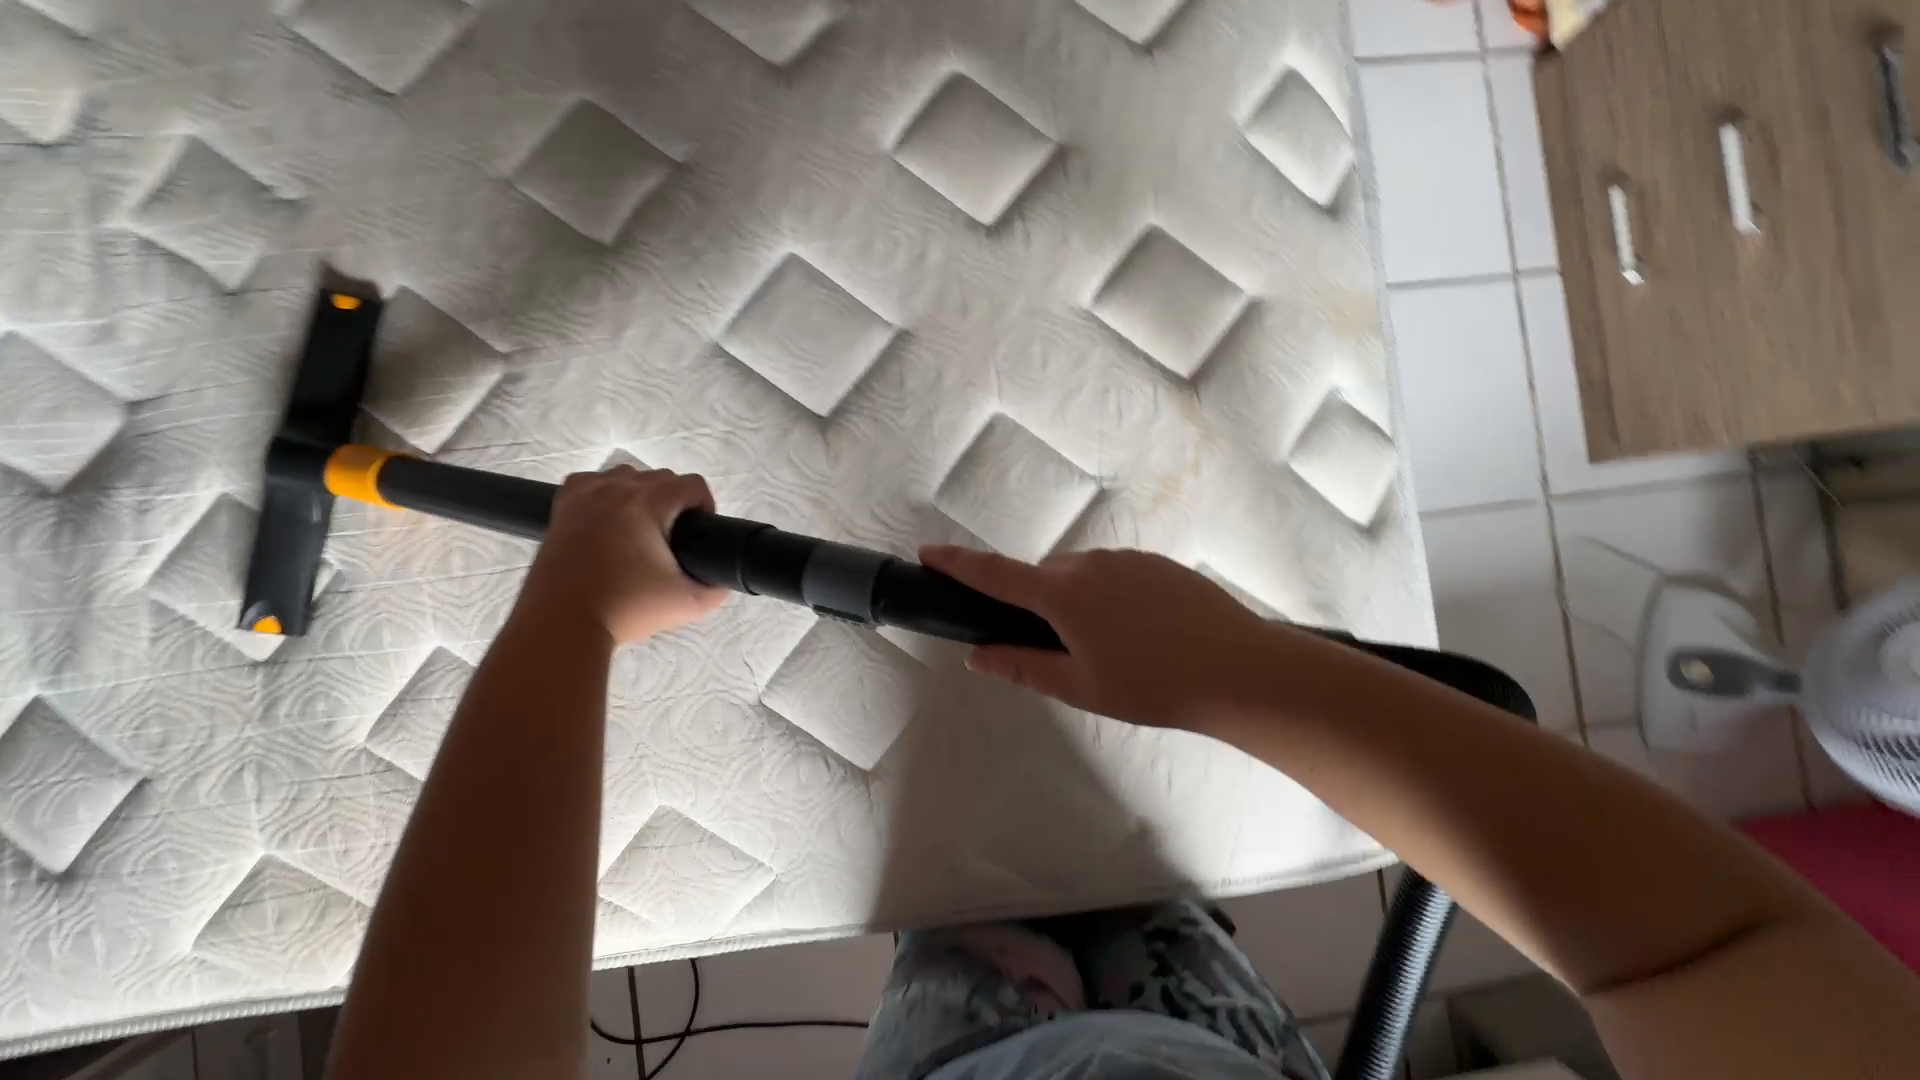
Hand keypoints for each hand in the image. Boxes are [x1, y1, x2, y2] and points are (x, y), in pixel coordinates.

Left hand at [521, 467, 725, 644]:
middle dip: (674, 503)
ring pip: (626, 476)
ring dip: (640, 495)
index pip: (693, 484)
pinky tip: (607, 520)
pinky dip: (605, 494)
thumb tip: (720, 579)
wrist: (564, 623)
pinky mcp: (561, 507)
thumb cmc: (626, 608)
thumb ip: (716, 587)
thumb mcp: (688, 603)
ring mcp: (585, 494)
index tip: (699, 534)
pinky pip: (592, 483)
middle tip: (671, 540)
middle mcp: (616, 487)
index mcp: (648, 501)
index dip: (705, 507)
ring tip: (640, 531)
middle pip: (661, 477)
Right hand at [920, 545, 1294, 732]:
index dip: (958, 564)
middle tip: (1062, 652)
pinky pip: (1115, 573)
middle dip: (1036, 604)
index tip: (928, 552)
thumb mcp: (1080, 688)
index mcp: (1063, 595)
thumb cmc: (1153, 686)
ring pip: (1081, 575)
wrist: (1240, 670)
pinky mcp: (1159, 563)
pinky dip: (1110, 596)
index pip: (996, 574)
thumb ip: (1023, 666)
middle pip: (1043, 577)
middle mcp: (1091, 564)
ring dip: (1076, 601)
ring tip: (1113, 650)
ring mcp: (1128, 559)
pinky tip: (1142, 634)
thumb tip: (977, 654)